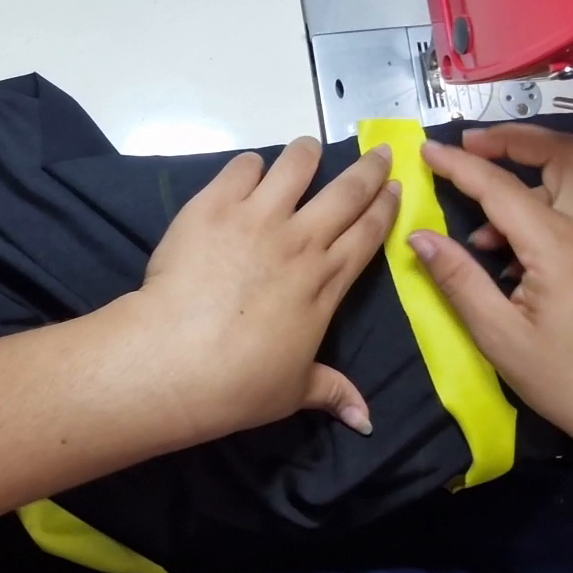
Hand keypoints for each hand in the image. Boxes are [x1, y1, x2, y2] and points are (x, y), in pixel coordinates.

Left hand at [135, 138, 398, 441]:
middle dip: (369, 168)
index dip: (386, 205)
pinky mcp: (215, 204)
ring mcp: (258, 216)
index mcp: (327, 280)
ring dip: (307, 154)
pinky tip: (248, 171)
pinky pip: (243, 167)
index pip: (369, 232)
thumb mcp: (294, 391)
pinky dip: (250, 165)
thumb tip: (366, 422)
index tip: (395, 185)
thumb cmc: (241, 381)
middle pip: (347, 191)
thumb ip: (333, 392)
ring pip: (297, 164)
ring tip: (308, 150)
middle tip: (380, 151)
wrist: (176, 356)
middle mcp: (301, 239)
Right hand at [407, 125, 572, 466]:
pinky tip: (521, 264)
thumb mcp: (499, 336)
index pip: (500, 187)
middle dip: (515, 139)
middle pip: (564, 153)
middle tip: (473, 145)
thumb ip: (458, 278)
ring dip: (529, 185)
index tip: (427, 150)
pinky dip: (547, 216)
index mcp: (560, 247)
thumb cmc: (568, 383)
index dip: (458, 164)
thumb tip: (420, 236)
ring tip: (485, 235)